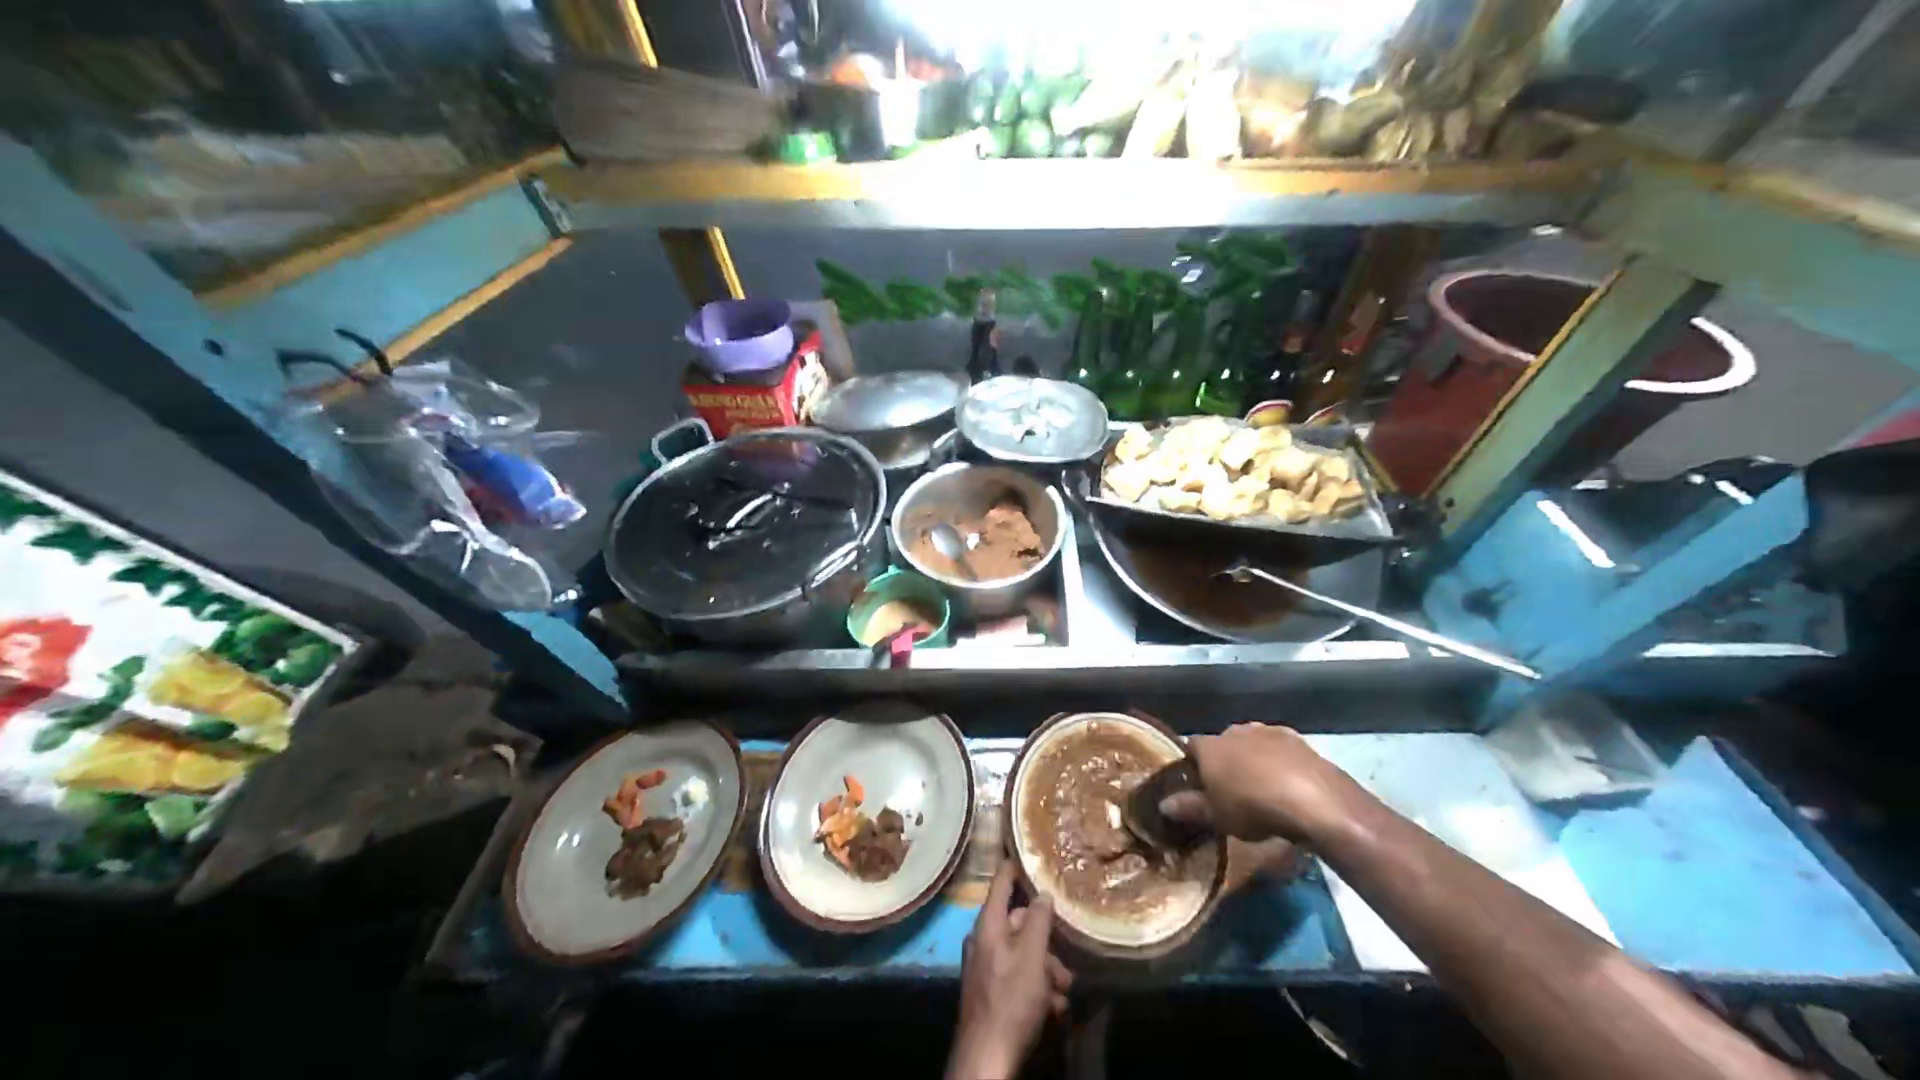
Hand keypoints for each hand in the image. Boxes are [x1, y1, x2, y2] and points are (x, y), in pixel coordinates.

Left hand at [947, 861, 1072, 1079]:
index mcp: (988, 926)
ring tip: (1063, 993)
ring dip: (1047, 971)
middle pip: (1018, 925)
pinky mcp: (991, 992)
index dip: (1013, 868)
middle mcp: (983, 941)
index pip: (1000, 884)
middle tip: (1066, 962)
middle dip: (1046, 942)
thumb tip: (1043, 894)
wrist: (987, 1058)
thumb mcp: (1031, 957)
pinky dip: (1037, 989)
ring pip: (1023, 955)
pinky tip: (1053, 1009)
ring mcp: (986, 968)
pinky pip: (1018, 978)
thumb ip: (1038, 922)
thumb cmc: (1010, 1000)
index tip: (1026, 854)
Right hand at [1160, 723, 1364, 842]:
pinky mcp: (1298, 740)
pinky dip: (1278, 762)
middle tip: (1229, 789)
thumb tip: (1163, 804)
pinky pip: (1279, 749)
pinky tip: (1286, 783)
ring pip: (1251, 743)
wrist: (1316, 802)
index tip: (1195, 784)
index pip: (1190, 748)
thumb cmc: (1254, 807)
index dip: (1191, 765)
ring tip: (1260, 787)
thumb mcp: (1216, 816)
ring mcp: (1268, 732)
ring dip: (1252, 760)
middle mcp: (1235, 731)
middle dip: (1223, 761)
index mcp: (1210, 746)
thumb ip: (1189, 808)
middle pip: (1222, 743)